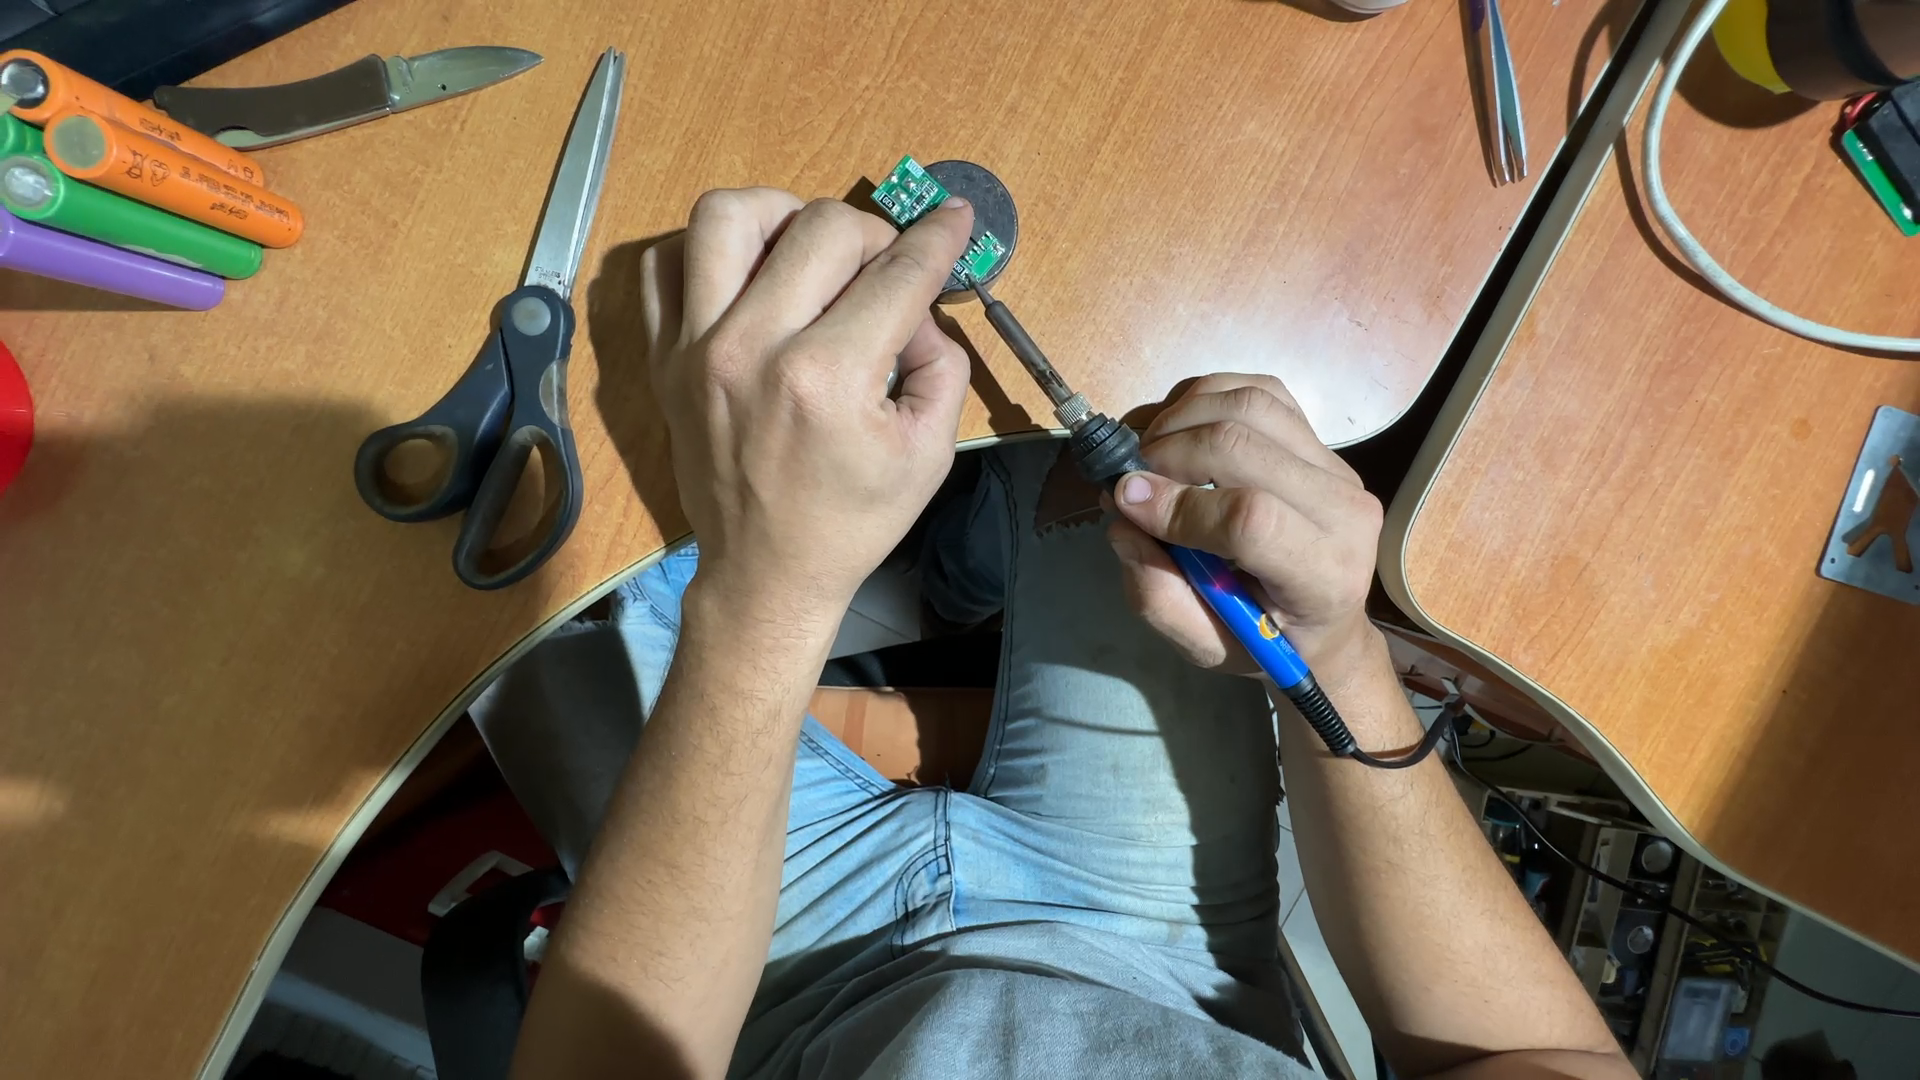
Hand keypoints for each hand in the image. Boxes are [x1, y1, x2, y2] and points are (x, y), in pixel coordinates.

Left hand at [640, 188, 974, 620]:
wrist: (768, 573)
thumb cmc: (854, 522)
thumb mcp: (930, 453)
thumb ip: (943, 364)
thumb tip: (919, 309)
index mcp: (830, 378)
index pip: (897, 275)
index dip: (939, 238)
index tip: (957, 217)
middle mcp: (755, 347)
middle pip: (822, 228)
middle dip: (875, 232)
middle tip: (887, 265)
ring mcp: (697, 350)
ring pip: (727, 217)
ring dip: (783, 213)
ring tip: (809, 245)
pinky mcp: (665, 361)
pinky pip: (665, 265)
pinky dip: (709, 252)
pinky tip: (748, 275)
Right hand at [1106, 374, 1382, 674]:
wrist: (1318, 619)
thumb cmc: (1260, 640)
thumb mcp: (1202, 646)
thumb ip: (1157, 595)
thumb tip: (1125, 517)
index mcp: (1322, 575)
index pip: (1251, 519)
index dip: (1177, 505)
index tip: (1123, 501)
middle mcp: (1343, 509)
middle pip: (1242, 445)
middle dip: (1166, 454)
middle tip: (1126, 479)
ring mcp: (1336, 465)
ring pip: (1249, 404)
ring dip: (1179, 418)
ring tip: (1148, 453)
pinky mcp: (1317, 438)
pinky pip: (1257, 389)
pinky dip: (1203, 396)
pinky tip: (1177, 428)